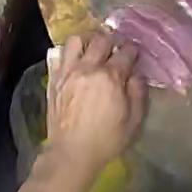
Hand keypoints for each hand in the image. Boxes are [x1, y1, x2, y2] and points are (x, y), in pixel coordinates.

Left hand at [44, 32, 144, 171]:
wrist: (71, 152)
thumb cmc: (106, 139)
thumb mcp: (133, 120)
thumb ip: (138, 93)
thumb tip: (136, 74)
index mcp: (111, 76)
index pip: (125, 52)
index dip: (132, 51)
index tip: (133, 55)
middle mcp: (88, 68)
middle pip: (100, 40)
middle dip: (111, 42)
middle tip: (114, 52)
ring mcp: (67, 71)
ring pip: (75, 40)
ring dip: (86, 43)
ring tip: (91, 52)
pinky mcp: (53, 78)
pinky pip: (57, 55)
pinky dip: (67, 54)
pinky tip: (73, 62)